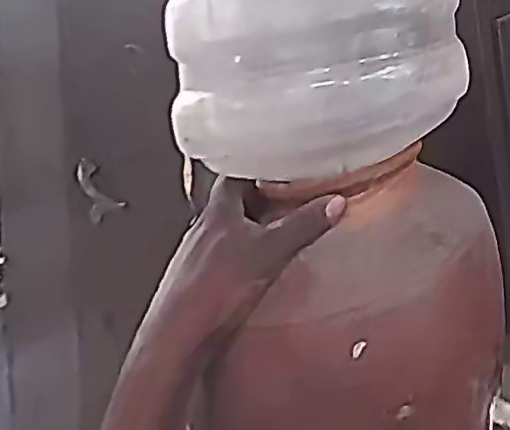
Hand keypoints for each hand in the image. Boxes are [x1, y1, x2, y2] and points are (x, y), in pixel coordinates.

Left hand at [147, 179, 344, 348]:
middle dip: (260, 197)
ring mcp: (195, 259)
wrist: (173, 348)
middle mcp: (202, 230)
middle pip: (234, 203)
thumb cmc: (216, 288)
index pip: (235, 174)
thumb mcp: (270, 251)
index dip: (257, 165)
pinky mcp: (194, 286)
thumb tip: (337, 201)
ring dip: (251, 227)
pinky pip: (225, 257)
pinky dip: (244, 253)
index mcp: (216, 212)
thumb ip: (303, 224)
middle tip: (289, 193)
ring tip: (279, 226)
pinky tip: (258, 265)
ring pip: (229, 231)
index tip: (280, 161)